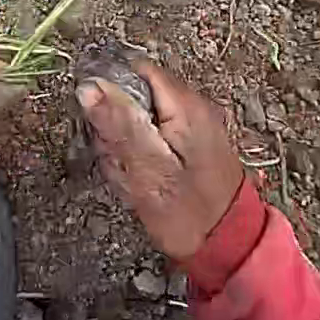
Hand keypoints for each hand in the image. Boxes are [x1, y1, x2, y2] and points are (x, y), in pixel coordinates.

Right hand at [76, 61, 242, 260]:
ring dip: (128, 145)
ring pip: (144, 119)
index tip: (96, 121)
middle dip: (118, 124)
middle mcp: (195, 107)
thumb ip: (120, 126)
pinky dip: (143, 156)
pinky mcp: (194, 144)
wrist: (229, 248)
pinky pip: (157, 138)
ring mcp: (197, 125)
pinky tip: (143, 181)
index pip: (137, 71)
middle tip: (118, 160)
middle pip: (139, 95)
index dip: (110, 89)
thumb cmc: (189, 214)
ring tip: (132, 176)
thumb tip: (90, 88)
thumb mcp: (148, 171)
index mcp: (185, 106)